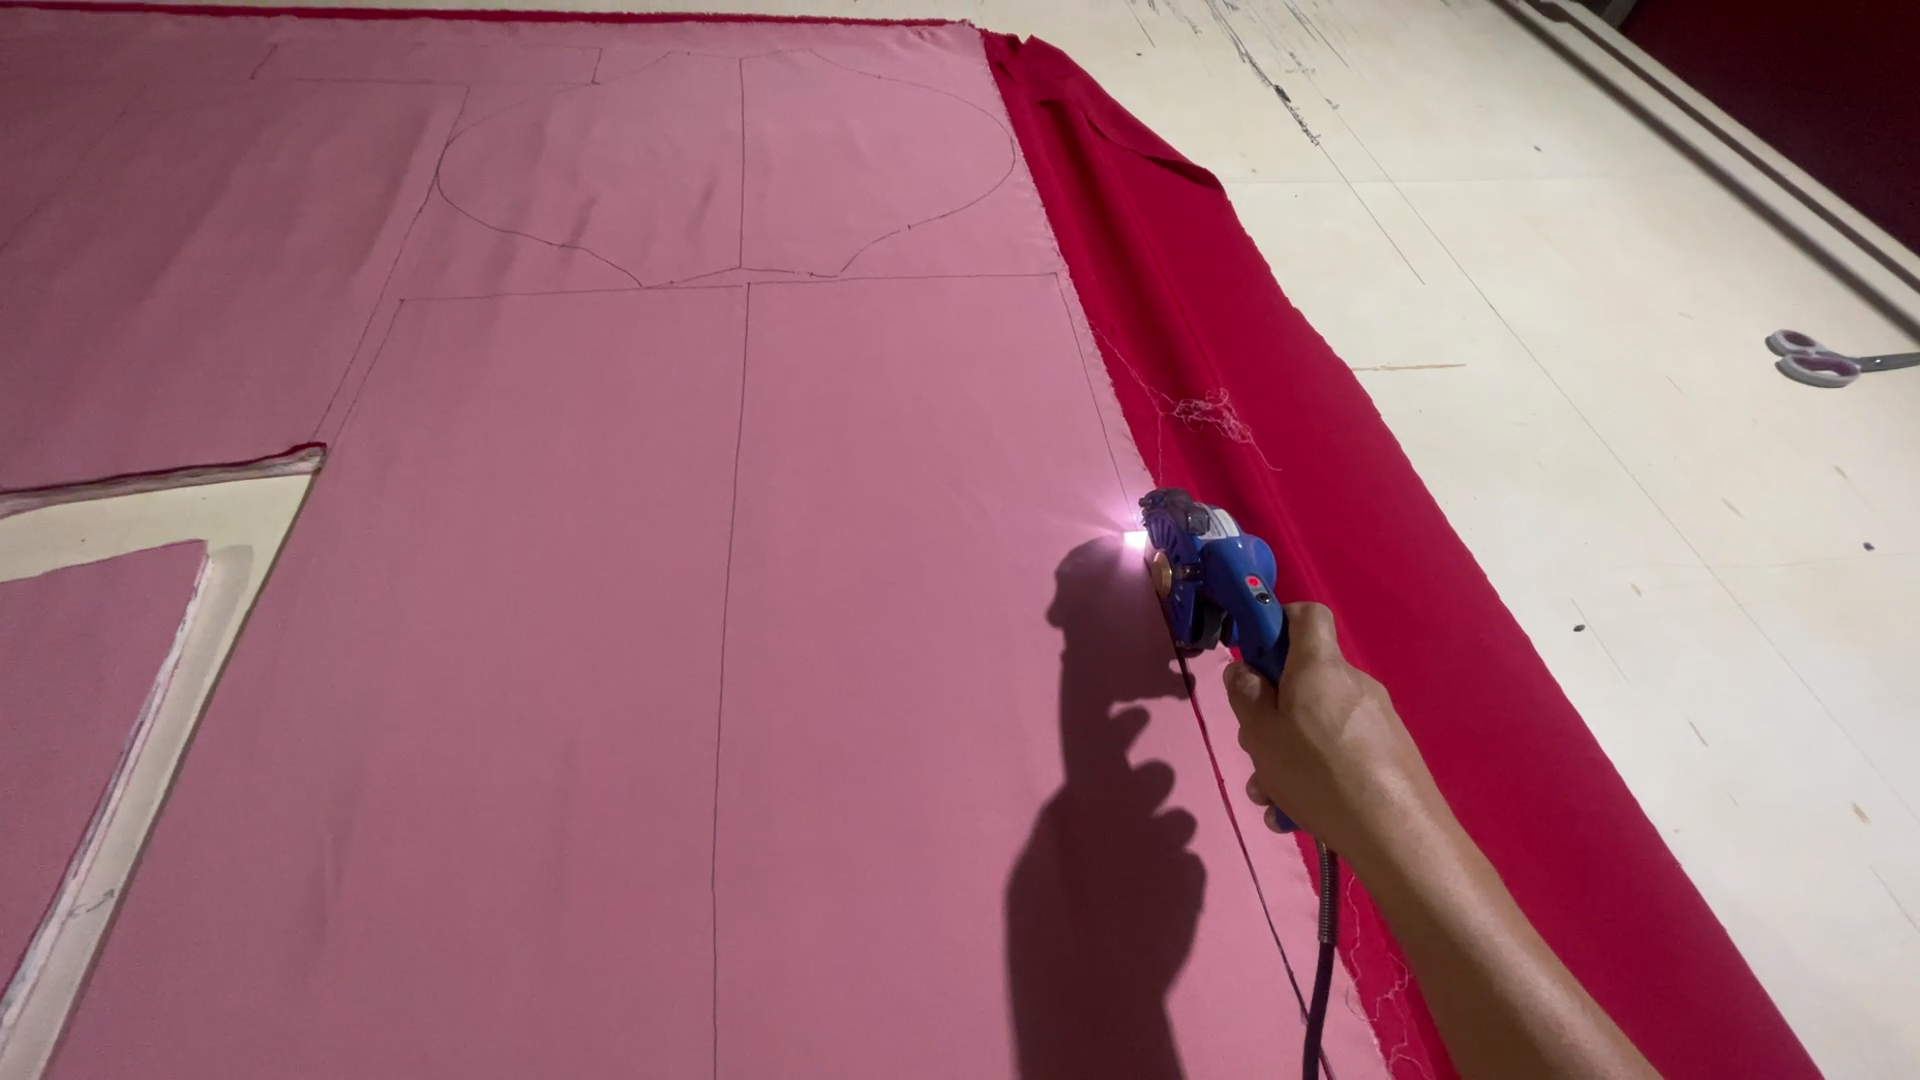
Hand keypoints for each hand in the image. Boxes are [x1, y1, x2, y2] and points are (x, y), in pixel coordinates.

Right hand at [1222, 602, 1444, 862]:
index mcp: (1320, 667)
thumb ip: (1245, 695)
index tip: (1253, 655)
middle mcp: (1352, 684)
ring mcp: (1376, 720)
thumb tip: (1244, 671)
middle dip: (1271, 709)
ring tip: (1271, 796)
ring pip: (1315, 722)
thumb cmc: (1319, 773)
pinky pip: (1337, 750)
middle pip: (1303, 678)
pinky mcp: (1389, 754)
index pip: (1306, 614)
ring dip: (1286, 751)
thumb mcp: (1261, 734)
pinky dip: (1314, 772)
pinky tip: (1296, 813)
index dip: (1277, 622)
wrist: (1400, 838)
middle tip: (1254, 747)